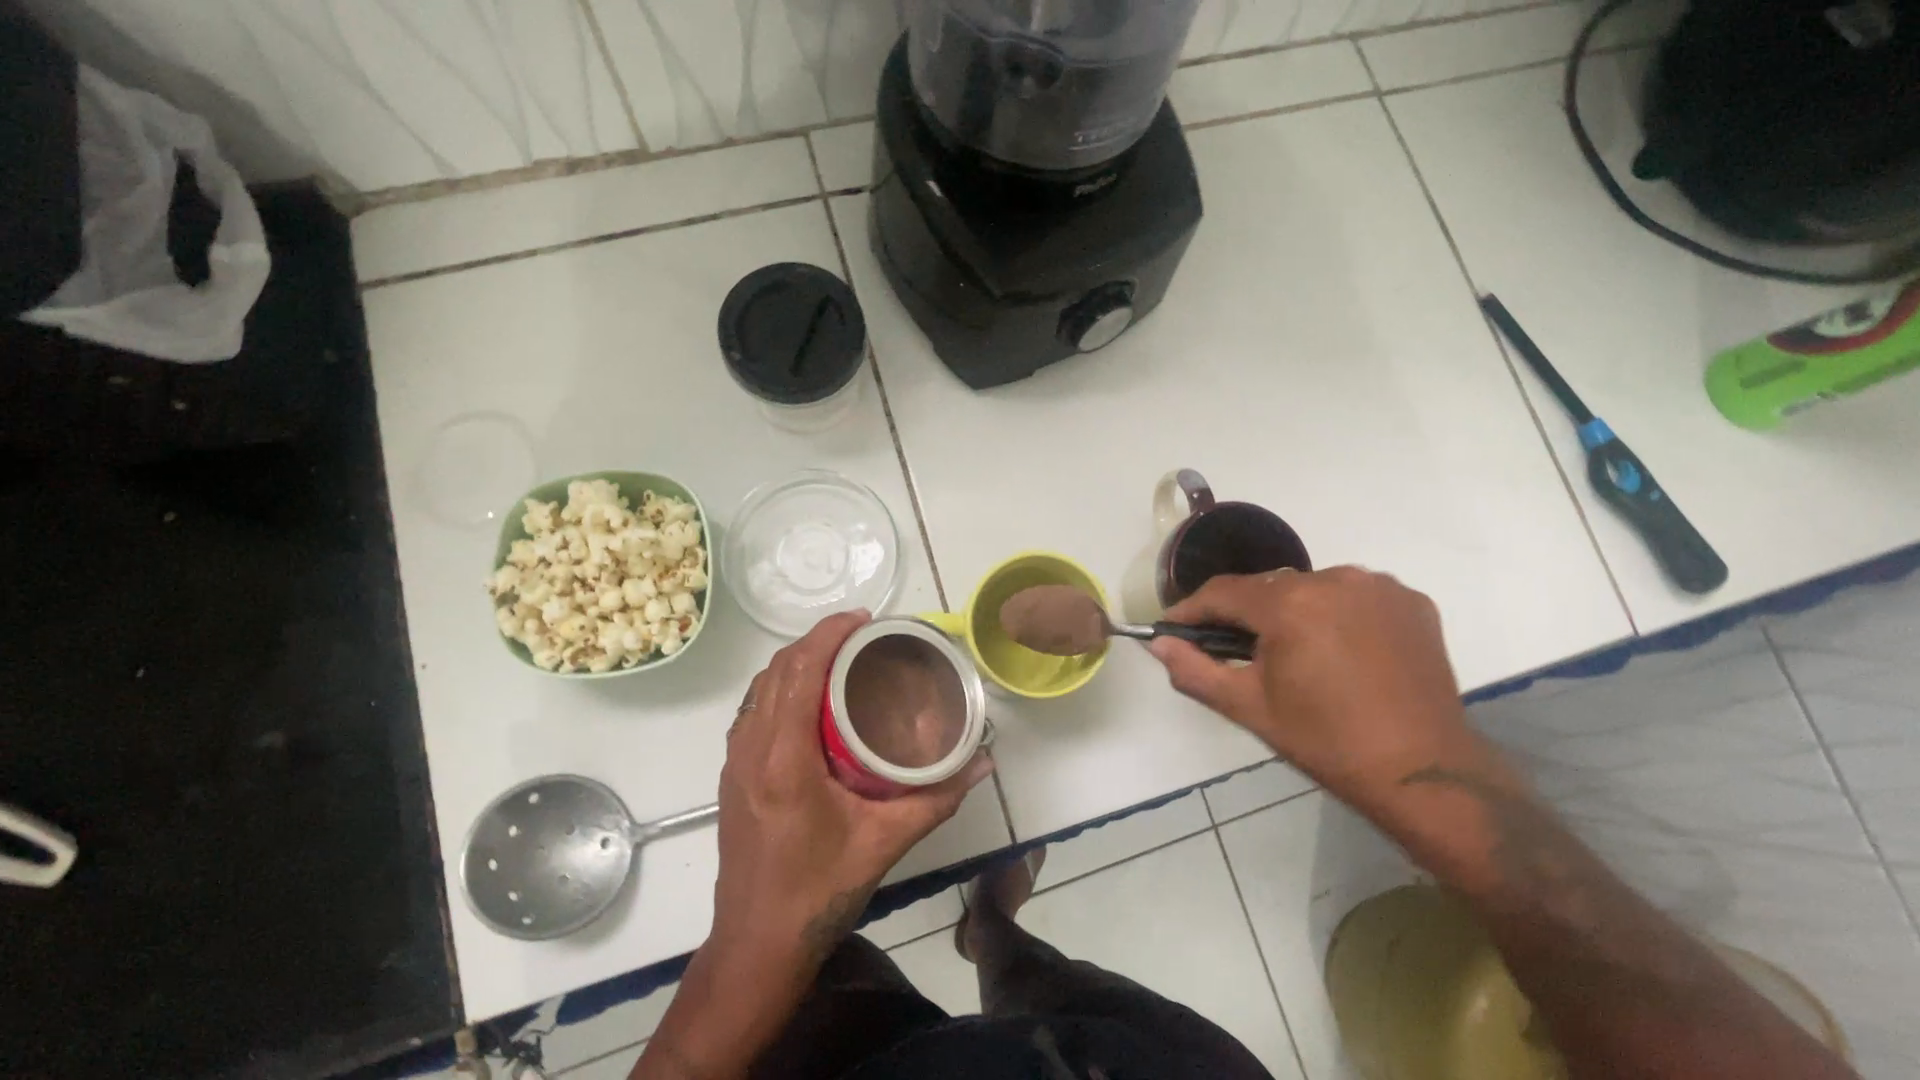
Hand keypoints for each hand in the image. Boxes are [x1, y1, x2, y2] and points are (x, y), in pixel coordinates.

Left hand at [712, 611, 993, 964]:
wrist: (758, 943)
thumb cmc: (819, 891)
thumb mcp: (885, 843)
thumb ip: (936, 798)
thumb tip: (983, 762)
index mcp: (784, 759)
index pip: (800, 672)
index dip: (828, 635)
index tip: (864, 620)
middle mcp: (751, 750)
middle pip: (777, 672)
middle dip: (816, 643)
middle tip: (862, 637)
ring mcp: (735, 763)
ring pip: (760, 691)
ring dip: (796, 665)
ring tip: (840, 662)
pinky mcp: (732, 778)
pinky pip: (753, 713)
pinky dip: (781, 691)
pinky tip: (814, 706)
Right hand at [1147, 567, 1478, 810]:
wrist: (1422, 769)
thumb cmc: (1325, 741)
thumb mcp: (1249, 708)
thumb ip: (1195, 670)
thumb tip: (1159, 643)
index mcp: (1291, 604)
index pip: (1224, 592)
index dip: (1192, 609)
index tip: (1174, 629)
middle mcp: (1335, 579)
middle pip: (1270, 588)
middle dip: (1246, 615)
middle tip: (1237, 652)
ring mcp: (1379, 587)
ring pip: (1314, 588)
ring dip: (1295, 612)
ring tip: (1296, 655)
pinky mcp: (1412, 601)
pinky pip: (1357, 597)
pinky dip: (1340, 616)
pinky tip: (1342, 652)